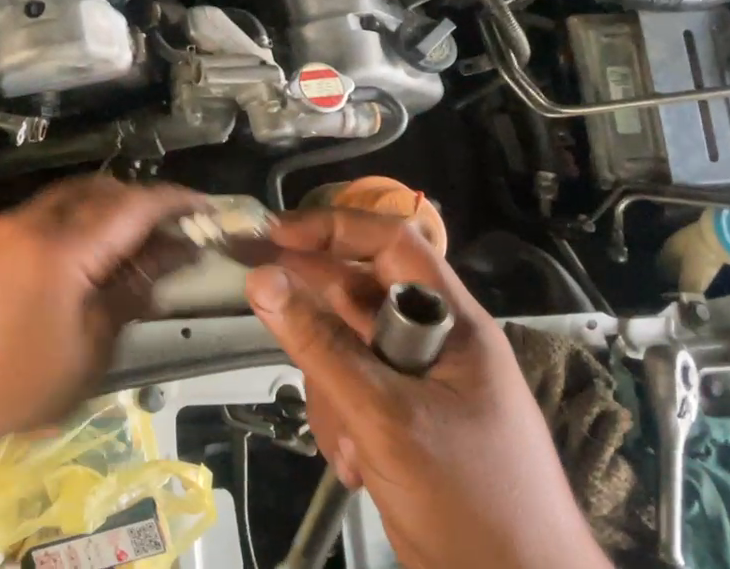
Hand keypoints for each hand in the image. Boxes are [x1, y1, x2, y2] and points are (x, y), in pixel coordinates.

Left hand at [0, 176, 207, 442]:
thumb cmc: (16, 383)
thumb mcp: (88, 348)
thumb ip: (127, 295)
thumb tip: (165, 261)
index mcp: (59, 246)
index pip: (129, 207)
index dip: (173, 202)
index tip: (207, 207)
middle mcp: (31, 221)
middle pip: (98, 191)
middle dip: (142, 202)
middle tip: (177, 229)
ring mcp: (6, 227)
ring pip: (70, 197)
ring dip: (109, 207)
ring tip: (142, 240)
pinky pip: (47, 214)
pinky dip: (79, 220)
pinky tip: (96, 251)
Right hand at [246, 210, 610, 568]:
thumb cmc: (468, 501)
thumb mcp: (383, 415)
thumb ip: (318, 344)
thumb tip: (260, 278)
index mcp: (453, 324)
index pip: (390, 243)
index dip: (332, 228)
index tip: (274, 236)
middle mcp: (436, 343)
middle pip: (357, 296)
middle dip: (318, 324)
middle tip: (271, 322)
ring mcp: (419, 384)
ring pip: (344, 348)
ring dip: (328, 387)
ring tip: (344, 439)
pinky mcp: (403, 420)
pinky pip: (349, 391)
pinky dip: (338, 420)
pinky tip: (353, 462)